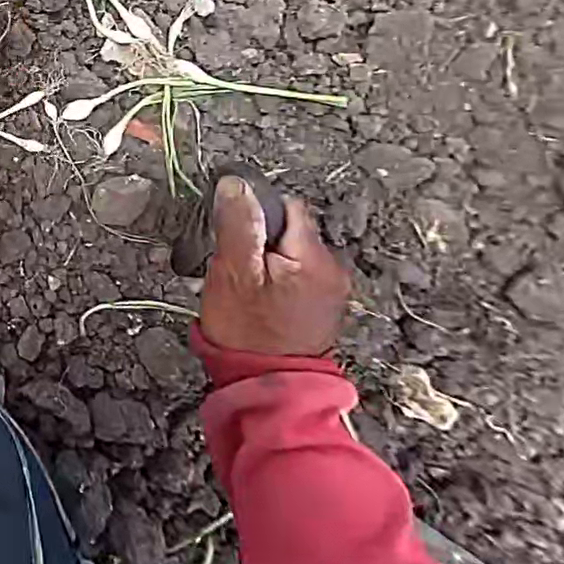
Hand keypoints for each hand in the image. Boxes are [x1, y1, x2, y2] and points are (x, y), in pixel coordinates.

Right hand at [200, 176, 349, 356]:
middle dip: (256, 235)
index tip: (230, 226)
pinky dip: (271, 273)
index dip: (255, 209)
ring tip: (241, 279)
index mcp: (315, 257)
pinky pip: (292, 269)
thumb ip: (238, 225)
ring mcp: (330, 287)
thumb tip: (237, 184)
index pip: (287, 206)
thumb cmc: (247, 326)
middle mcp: (333, 268)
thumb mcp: (234, 270)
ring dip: (262, 255)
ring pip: (287, 249)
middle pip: (288, 228)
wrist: (266, 379)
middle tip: (232, 261)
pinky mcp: (320, 302)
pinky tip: (255, 292)